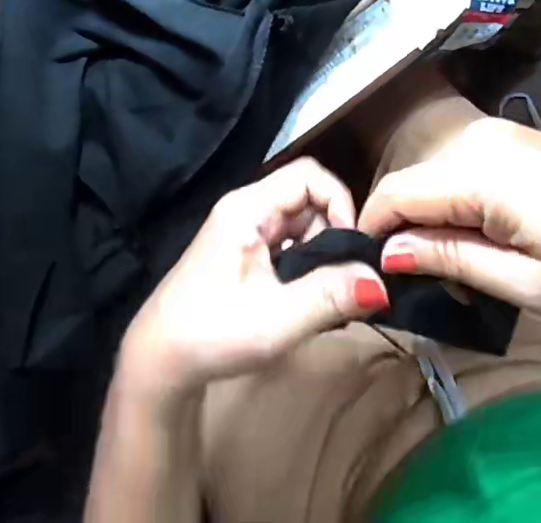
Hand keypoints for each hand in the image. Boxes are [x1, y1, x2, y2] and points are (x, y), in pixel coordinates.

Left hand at [118, 159, 390, 398]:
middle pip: (308, 198)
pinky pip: (290, 244)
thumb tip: (381, 280)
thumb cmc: (212, 335)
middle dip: (332, 234)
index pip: (308, 175)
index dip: (338, 201)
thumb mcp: (276, 321)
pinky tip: (306, 299)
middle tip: (338, 282)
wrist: (159, 364)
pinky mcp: (246, 253)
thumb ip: (329, 296)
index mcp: (247, 208)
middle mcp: (247, 209)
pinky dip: (307, 265)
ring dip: (321, 254)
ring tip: (323, 297)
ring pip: (303, 223)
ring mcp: (245, 231)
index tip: (350, 247)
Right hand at [358, 119, 540, 321]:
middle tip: (433, 290)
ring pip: (435, 179)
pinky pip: (462, 173)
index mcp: (478, 172)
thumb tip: (390, 253)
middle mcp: (478, 141)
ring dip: (433, 225)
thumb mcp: (538, 284)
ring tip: (465, 274)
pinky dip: (458, 209)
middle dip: (405, 236)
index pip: (392, 193)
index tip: (378, 281)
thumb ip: (456, 261)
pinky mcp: (516, 141)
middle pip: (410, 185)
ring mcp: (499, 136)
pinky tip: (490, 243)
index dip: (372, 235)